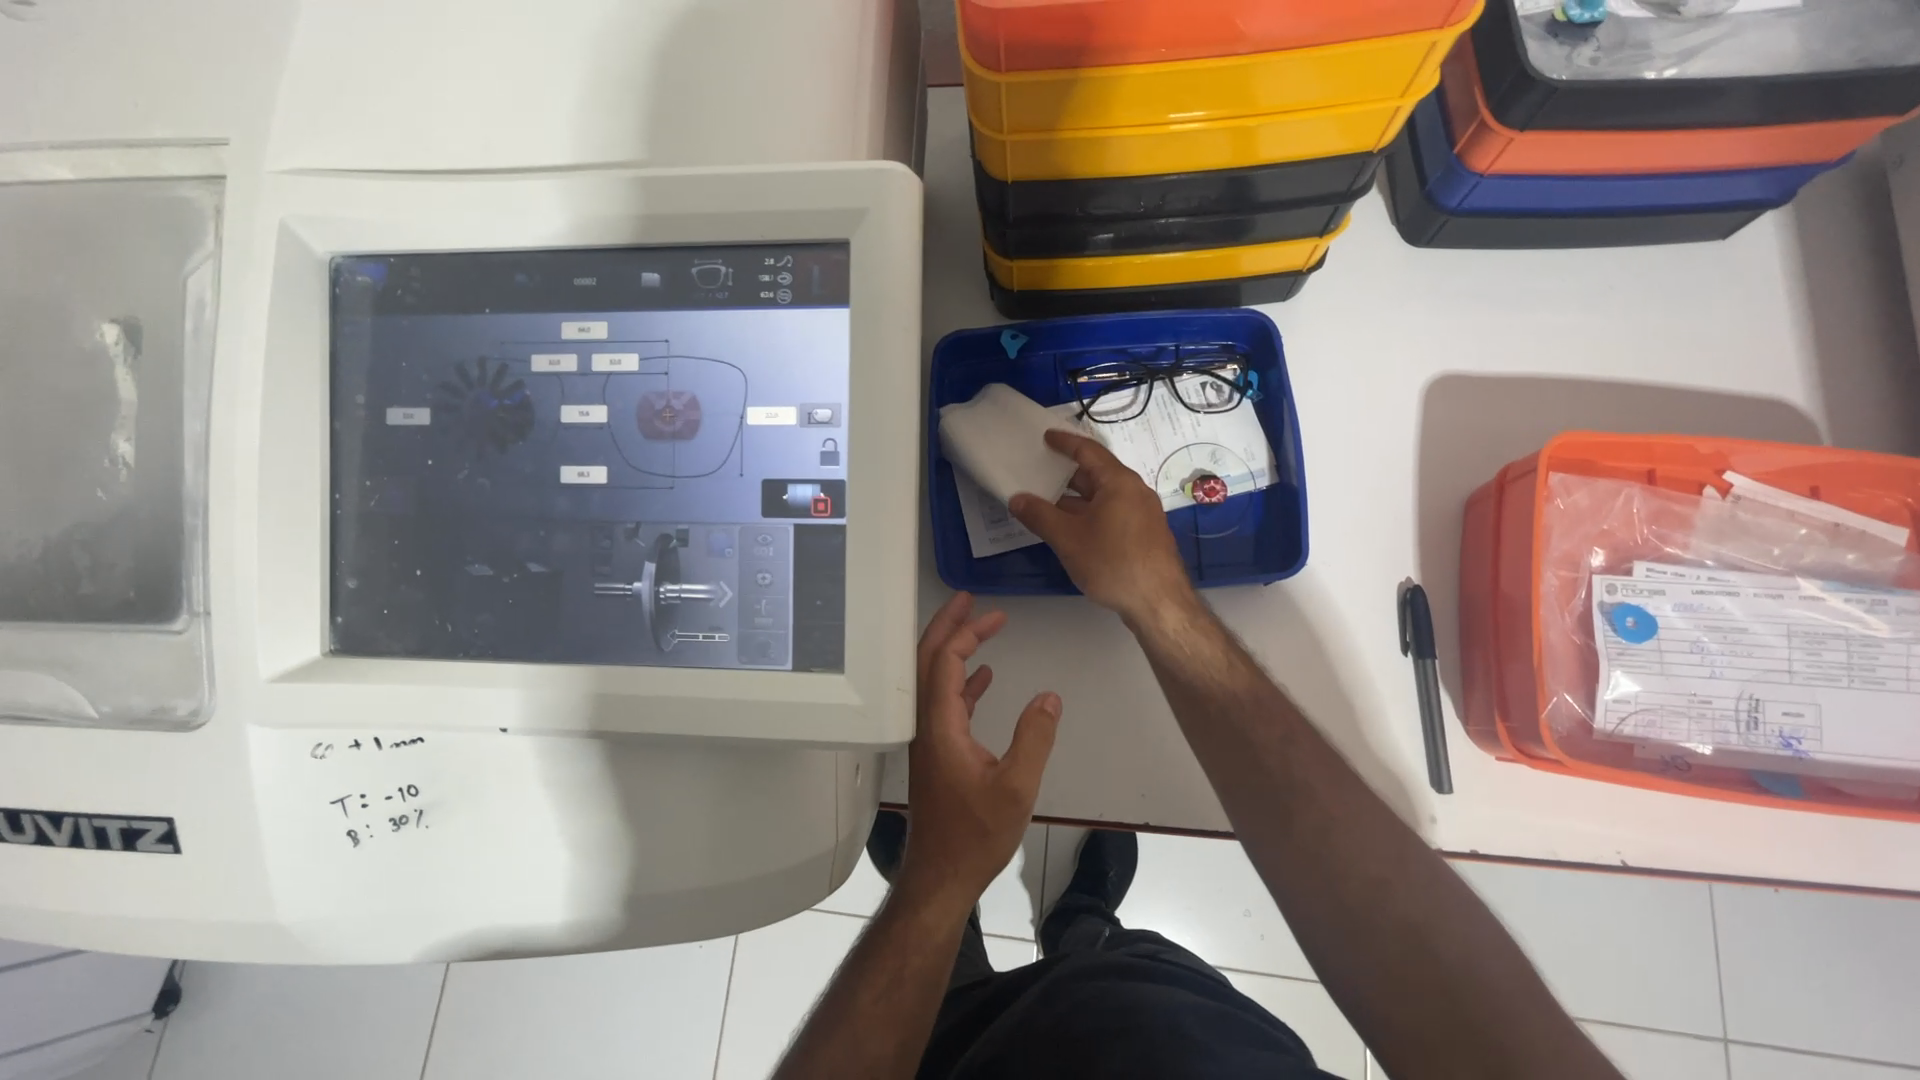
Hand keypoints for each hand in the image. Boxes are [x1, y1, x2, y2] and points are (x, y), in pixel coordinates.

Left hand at [899, 592, 1061, 913]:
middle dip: (949, 627)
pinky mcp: (936, 753)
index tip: (990, 611)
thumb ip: (1035, 737)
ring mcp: (928, 739)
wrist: (940, 876)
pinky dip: (962, 683)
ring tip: (981, 628)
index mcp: (939, 726)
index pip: (944, 662)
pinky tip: (984, 677)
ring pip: (935, 680)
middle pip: (928, 662)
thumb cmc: (975, 835)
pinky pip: (945, 704)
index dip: (965, 631)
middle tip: (971, 600)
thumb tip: (1049, 696)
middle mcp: (925, 725)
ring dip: (955, 651)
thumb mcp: (1016, 787)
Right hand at [1009, 430, 1194, 625]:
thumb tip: (1017, 499)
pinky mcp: (1143, 536)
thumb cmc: (1113, 563)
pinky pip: (1112, 514)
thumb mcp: (1068, 539)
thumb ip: (1040, 516)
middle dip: (1067, 475)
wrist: (1158, 602)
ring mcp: (1142, 515)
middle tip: (1039, 472)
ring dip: (1076, 500)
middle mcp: (1134, 492)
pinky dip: (1089, 515)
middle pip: (1096, 475)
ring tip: (1046, 503)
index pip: (1088, 451)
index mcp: (1119, 482)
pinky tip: (1071, 530)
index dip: (1065, 443)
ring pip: (1103, 498)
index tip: (1046, 438)